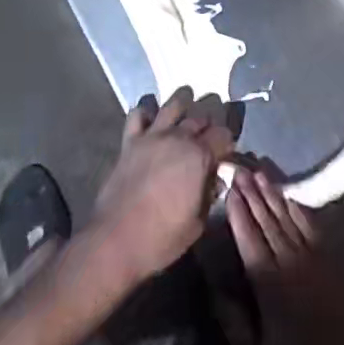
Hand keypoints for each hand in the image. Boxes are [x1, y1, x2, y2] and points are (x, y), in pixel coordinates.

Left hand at [84, 87, 234, 286]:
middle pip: (201, 117)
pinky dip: (146, 112)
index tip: (226, 153)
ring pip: (173, 105)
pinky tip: (151, 119)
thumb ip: (209, 194)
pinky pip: (138, 115)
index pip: (223, 135)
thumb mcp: (198, 222)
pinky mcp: (130, 141)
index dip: (228, 143)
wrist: (116, 241)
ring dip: (183, 103)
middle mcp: (178, 138)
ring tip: (187, 107)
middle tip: (209, 136)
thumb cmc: (162, 237)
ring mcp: (152, 136)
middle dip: (209, 124)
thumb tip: (215, 180)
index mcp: (200, 156)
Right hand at [228, 169, 343, 344]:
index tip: (229, 188)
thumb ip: (233, 318)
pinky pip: (311, 226)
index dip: (238, 212)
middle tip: (240, 169)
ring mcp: (312, 257)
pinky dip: (299, 208)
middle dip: (252, 194)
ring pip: (287, 218)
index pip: (249, 238)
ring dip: (272, 195)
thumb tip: (213, 285)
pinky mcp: (329, 259)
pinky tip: (290, 196)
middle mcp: (289, 261)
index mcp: (268, 281)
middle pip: (267, 221)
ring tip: (260, 173)